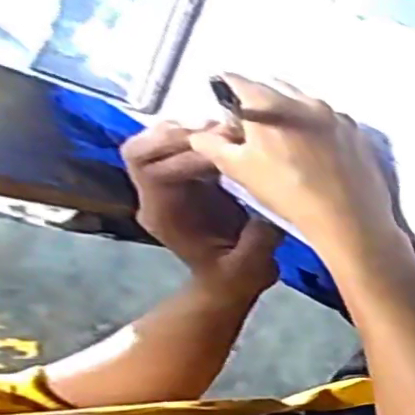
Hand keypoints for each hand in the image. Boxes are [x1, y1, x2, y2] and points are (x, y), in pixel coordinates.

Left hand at [123, 121, 279, 302]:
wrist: (227, 283)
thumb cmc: (237, 278)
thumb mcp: (252, 266)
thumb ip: (259, 238)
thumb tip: (273, 205)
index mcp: (164, 216)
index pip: (155, 172)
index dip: (188, 159)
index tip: (230, 157)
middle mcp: (155, 196)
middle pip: (141, 150)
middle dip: (179, 137)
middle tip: (226, 134)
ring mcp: (167, 187)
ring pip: (152, 143)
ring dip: (186, 132)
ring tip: (227, 131)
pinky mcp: (185, 181)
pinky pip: (175, 148)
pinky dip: (195, 137)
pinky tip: (225, 139)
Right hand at [187, 75, 398, 253]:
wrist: (350, 219)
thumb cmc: (289, 192)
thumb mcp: (236, 167)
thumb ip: (211, 143)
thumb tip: (205, 134)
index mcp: (271, 102)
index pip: (236, 82)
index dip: (226, 96)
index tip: (230, 117)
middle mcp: (308, 102)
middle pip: (275, 90)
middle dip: (263, 105)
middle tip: (261, 134)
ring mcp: (340, 119)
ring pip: (308, 106)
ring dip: (296, 117)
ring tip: (293, 146)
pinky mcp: (363, 137)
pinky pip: (335, 124)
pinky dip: (324, 131)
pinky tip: (322, 155)